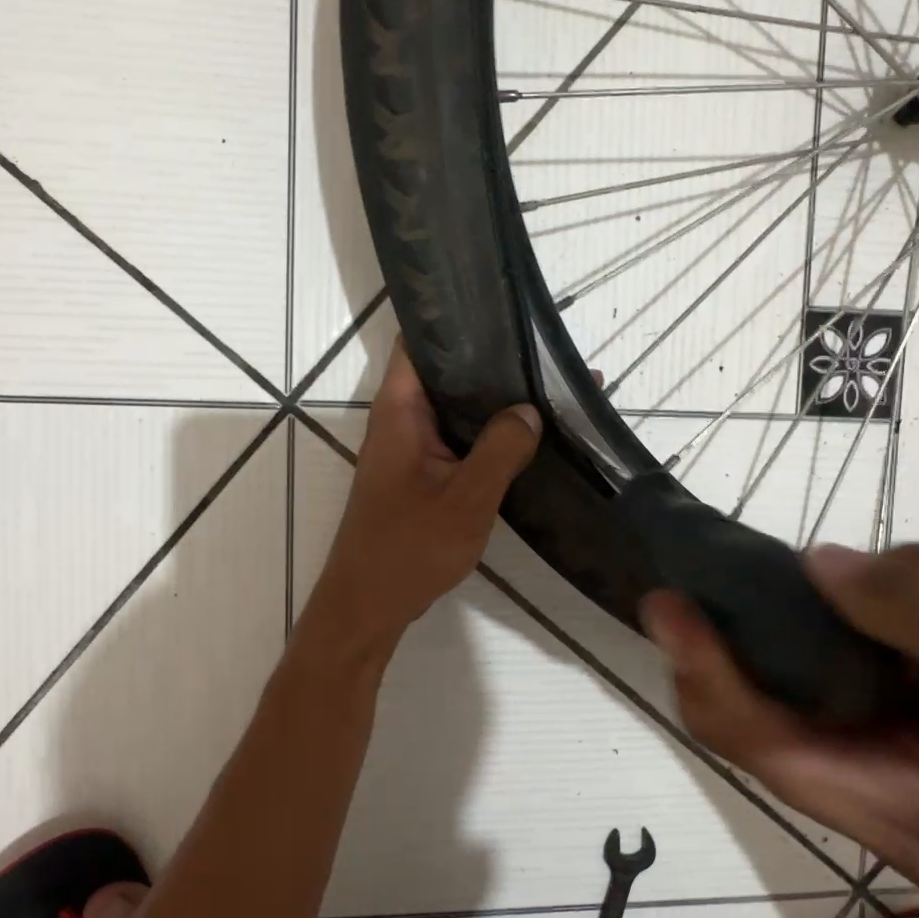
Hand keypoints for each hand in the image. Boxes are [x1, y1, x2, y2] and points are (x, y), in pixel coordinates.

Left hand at [307, 346, 541, 652]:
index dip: (457, 320)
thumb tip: (530, 410)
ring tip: (549, 385)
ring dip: (494, 401)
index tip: (503, 310)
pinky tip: (528, 435)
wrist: (369, 607)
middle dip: (492, 362)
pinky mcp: (421, 473)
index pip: (420, 341)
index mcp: (400, 410)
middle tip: (546, 350)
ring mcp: (410, 447)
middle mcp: (401, 419)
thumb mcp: (466, 499)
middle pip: (445, 373)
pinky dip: (488, 434)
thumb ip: (500, 449)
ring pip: (455, 409)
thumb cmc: (408, 550)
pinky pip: (457, 439)